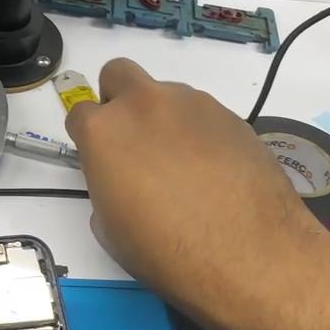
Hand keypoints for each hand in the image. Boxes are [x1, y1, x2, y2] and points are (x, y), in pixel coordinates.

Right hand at [65, 58, 329, 315]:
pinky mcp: (233, 117)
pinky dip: (200, 134)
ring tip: (183, 165)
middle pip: (119, 73)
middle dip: (118, 98)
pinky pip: (203, 114)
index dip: (87, 137)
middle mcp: (144, 105)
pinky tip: (213, 172)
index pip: (79, 112)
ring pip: (166, 94)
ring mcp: (193, 105)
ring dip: (164, 118)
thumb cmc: (164, 249)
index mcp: (103, 131)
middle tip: (132, 140)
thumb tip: (123, 180)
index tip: (99, 159)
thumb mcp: (108, 226)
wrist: (249, 256)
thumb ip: (106, 184)